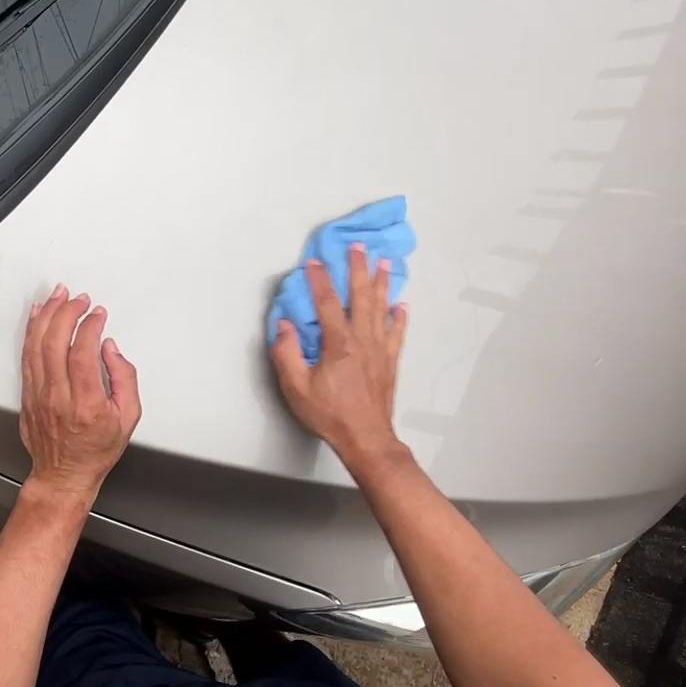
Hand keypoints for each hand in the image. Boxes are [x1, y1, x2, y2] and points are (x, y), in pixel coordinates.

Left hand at [19, 285, 142, 505]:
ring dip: (47, 315)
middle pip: (55, 343)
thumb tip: (111, 349)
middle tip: (79, 299)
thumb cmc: (96, 450)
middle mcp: (58, 397)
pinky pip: (27, 356)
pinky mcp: (28, 394)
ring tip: (58, 296)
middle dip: (67, 312)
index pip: (82, 353)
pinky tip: (39, 315)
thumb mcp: (128, 418)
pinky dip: (32, 331)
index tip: (98, 314)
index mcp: (86, 404)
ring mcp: (39, 395)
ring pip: (37, 345)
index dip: (90, 326)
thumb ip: (125, 379)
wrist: (64, 476)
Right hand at [271, 244, 407, 464]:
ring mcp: (380, 350)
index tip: (313, 261)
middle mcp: (363, 340)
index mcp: (339, 343)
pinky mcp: (390, 362)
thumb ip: (287, 353)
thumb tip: (284, 325)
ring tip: (386, 263)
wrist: (366, 439)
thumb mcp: (296, 387)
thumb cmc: (329, 414)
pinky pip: (396, 332)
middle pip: (362, 297)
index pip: (328, 303)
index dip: (320, 280)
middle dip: (359, 269)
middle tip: (359, 247)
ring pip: (382, 309)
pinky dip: (399, 317)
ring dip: (383, 284)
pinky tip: (401, 304)